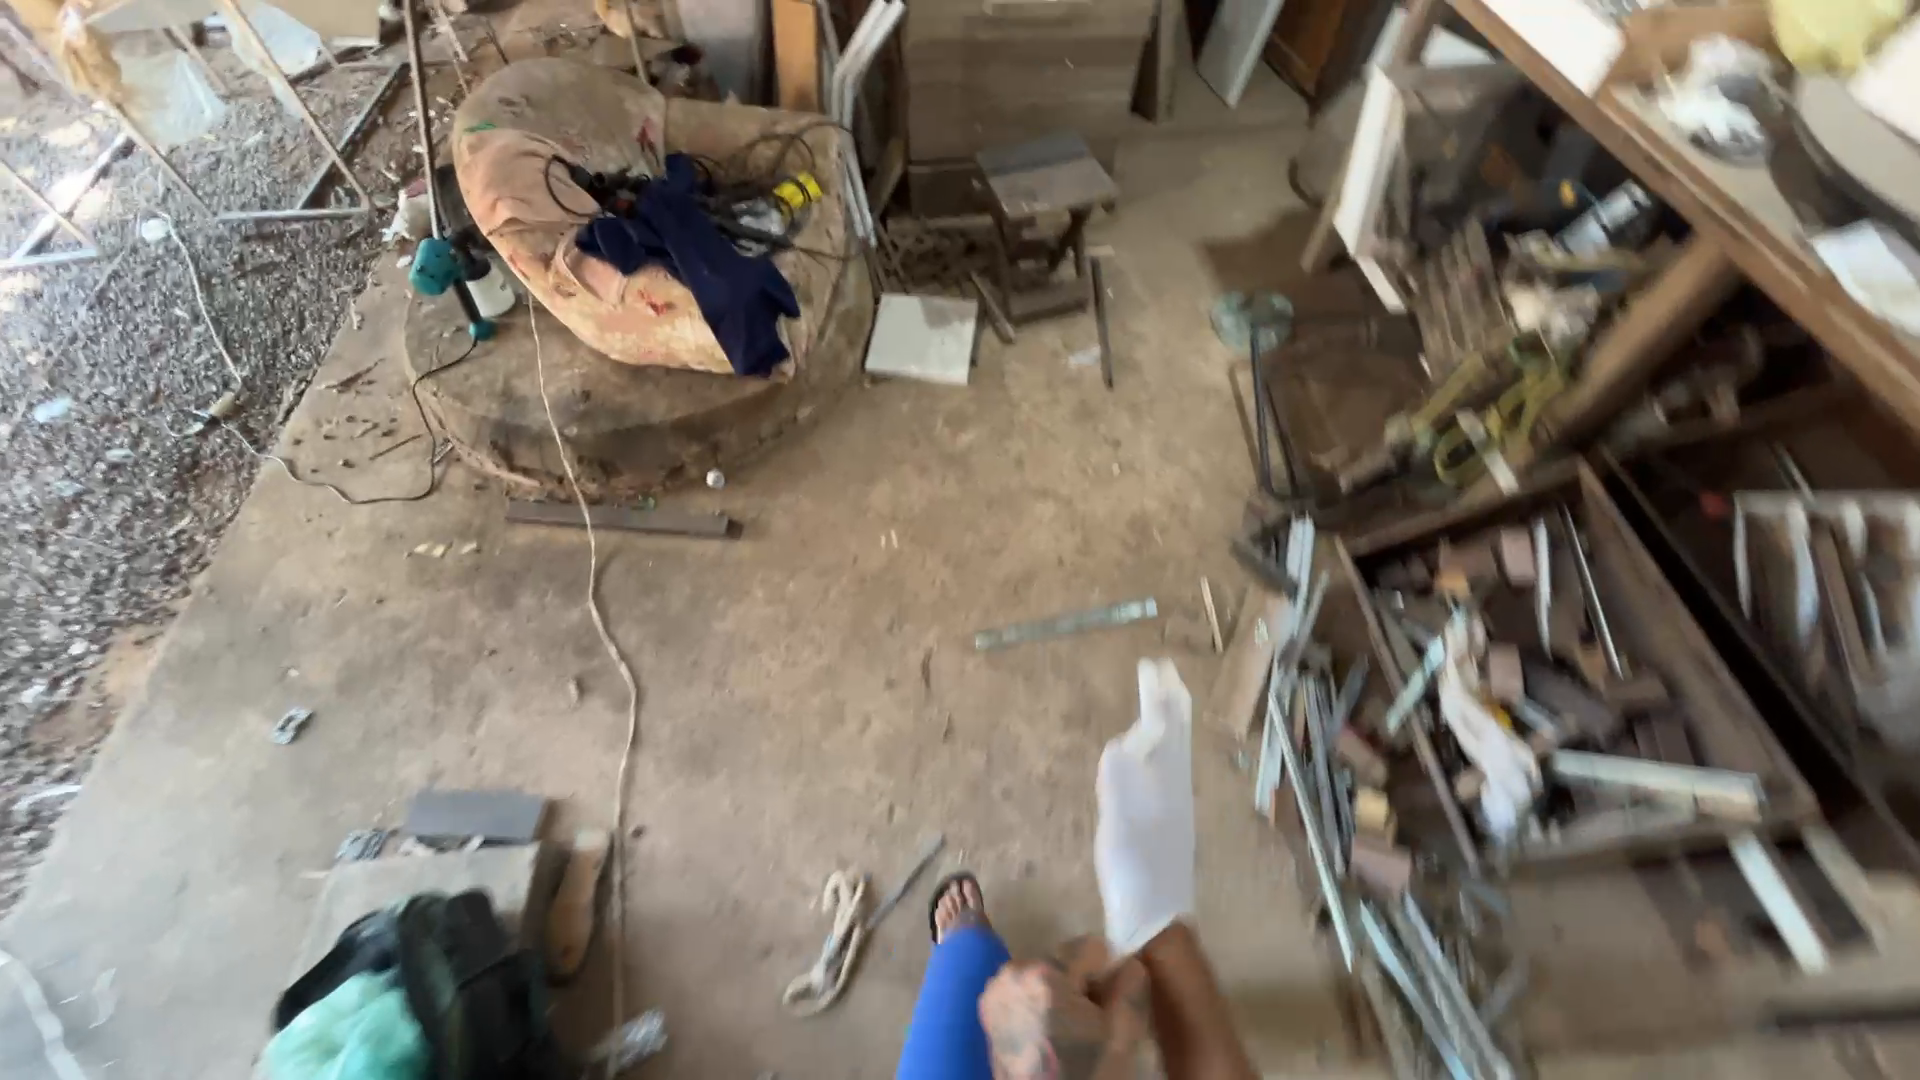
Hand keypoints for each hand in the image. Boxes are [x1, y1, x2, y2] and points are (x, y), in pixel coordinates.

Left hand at [978, 936, 1152, 1079]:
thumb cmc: (1088, 1077)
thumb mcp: (1123, 1037)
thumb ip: (1131, 987)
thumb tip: (1128, 960)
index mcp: (1044, 973)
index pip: (1089, 947)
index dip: (1105, 975)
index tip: (1105, 1007)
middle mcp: (1012, 972)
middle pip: (1062, 960)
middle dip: (1078, 985)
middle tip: (1084, 1028)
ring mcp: (994, 991)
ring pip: (1042, 974)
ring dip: (1056, 993)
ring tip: (1063, 1036)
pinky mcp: (987, 1010)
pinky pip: (1023, 991)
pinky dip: (1036, 1005)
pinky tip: (1044, 1038)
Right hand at [1095, 658, 1194, 955]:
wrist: (1155, 915)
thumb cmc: (1135, 864)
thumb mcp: (1123, 815)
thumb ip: (1124, 772)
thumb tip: (1132, 735)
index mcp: (1168, 775)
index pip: (1166, 722)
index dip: (1158, 692)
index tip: (1154, 664)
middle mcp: (1174, 781)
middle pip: (1177, 730)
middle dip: (1169, 697)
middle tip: (1163, 669)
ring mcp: (1172, 800)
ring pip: (1174, 746)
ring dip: (1168, 717)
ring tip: (1162, 697)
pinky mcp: (1164, 817)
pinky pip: (1166, 764)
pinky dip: (1162, 743)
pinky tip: (1153, 751)